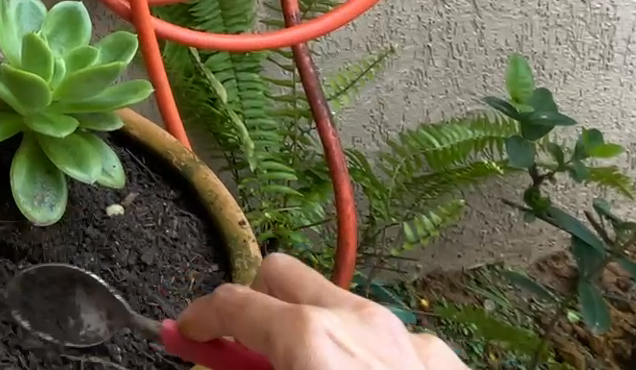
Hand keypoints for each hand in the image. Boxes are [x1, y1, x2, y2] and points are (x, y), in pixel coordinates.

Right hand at [178, 254, 470, 369]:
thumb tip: (217, 358)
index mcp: (308, 336)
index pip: (230, 303)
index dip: (199, 318)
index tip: (186, 335)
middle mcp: (357, 320)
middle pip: (281, 273)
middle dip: (257, 303)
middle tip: (250, 350)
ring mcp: (409, 338)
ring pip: (338, 306)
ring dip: (316, 332)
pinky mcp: (449, 362)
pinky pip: (393, 342)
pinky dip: (370, 361)